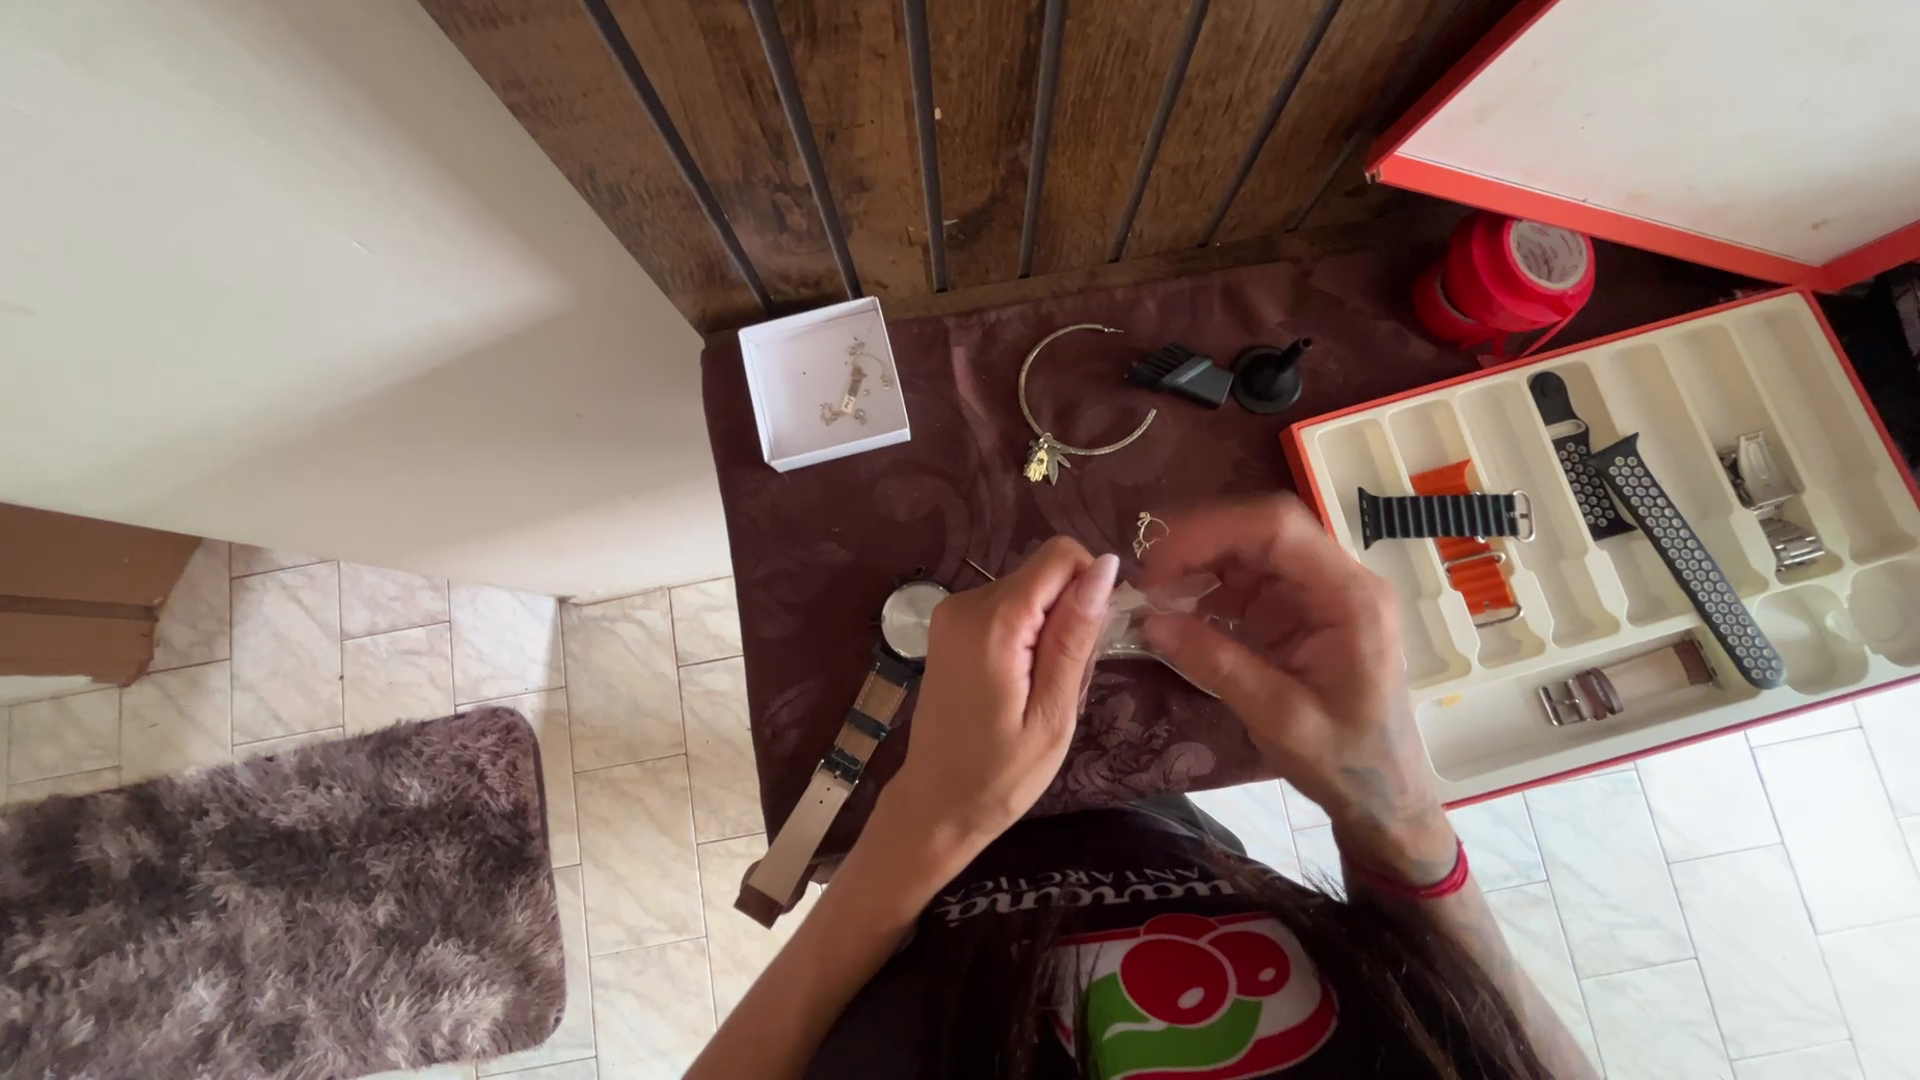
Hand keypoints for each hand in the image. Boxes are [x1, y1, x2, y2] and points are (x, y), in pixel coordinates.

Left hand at [883, 539, 1119, 856]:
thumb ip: (1076, 635)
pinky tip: (1019, 682)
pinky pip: (1007, 606)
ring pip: (1029, 589)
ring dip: (1048, 629)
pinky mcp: (950, 624)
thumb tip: (1105, 566)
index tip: (1087, 644)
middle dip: (1068, 615)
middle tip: (1060, 682)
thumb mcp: (1053, 713)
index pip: (1059, 555)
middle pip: (1043, 573)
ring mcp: (952, 612)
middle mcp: (965, 602)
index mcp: (991, 622)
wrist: (937, 803)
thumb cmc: (1002, 774)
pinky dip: (1026, 635)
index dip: (1088, 588)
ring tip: (1038, 688)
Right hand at [1139, 496, 1455, 884]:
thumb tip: (1149, 621)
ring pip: (1248, 549)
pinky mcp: (1295, 610)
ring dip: (1198, 563)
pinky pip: (1245, 579)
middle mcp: (1335, 580)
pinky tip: (1178, 610)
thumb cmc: (1345, 759)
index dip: (1211, 531)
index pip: (1277, 529)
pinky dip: (1206, 587)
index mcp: (1349, 597)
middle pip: (1260, 529)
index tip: (1159, 564)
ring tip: (1155, 593)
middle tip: (1149, 576)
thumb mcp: (1278, 718)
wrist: (1382, 794)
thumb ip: (1216, 664)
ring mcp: (1315, 593)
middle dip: (1198, 542)